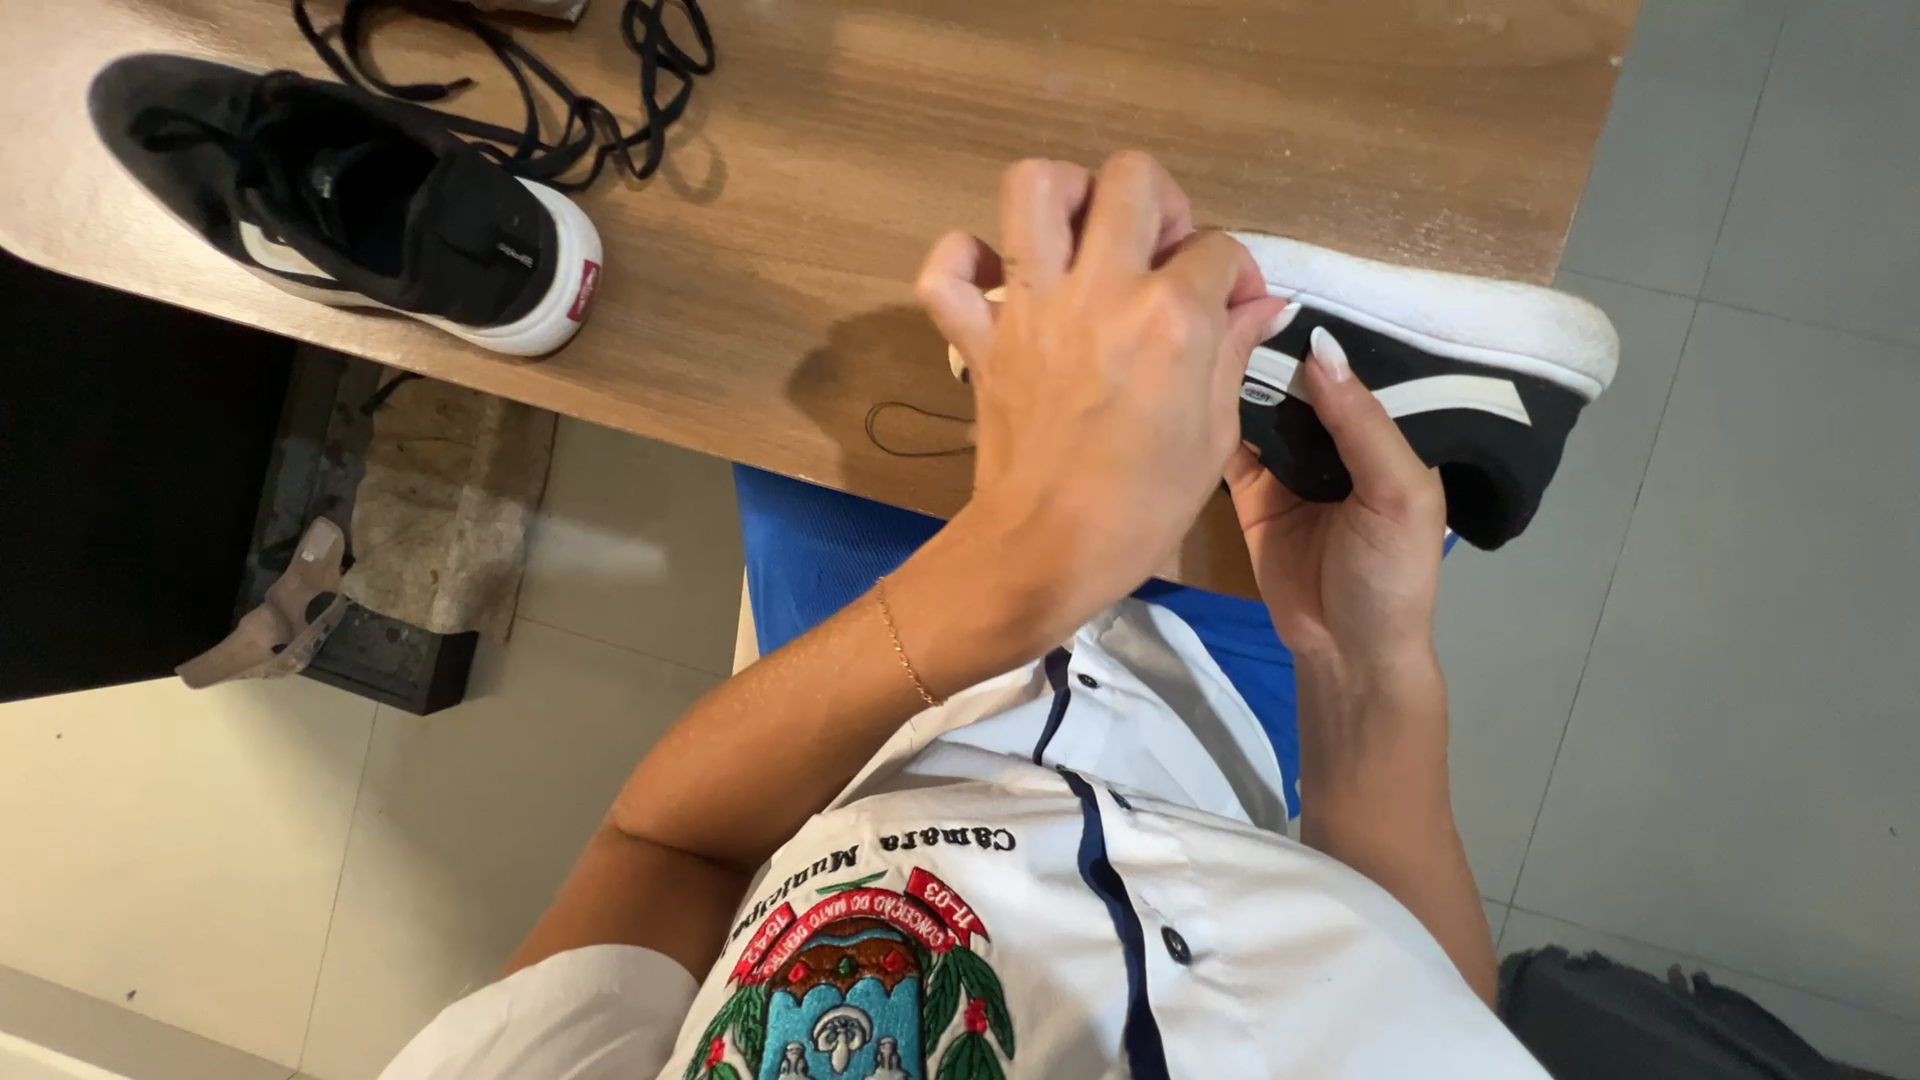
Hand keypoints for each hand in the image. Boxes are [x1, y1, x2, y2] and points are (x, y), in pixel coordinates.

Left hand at [913, 152, 1291, 654]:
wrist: (1044, 551)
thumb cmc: (1140, 510)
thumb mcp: (1213, 438)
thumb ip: (1234, 354)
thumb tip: (1260, 304)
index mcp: (1171, 319)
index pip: (1219, 250)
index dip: (1237, 275)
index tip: (1233, 309)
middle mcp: (1099, 292)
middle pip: (1131, 178)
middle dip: (1162, 203)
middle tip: (1160, 255)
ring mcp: (1029, 310)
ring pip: (1032, 188)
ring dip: (1066, 196)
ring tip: (1084, 239)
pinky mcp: (977, 338)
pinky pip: (944, 272)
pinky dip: (962, 260)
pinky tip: (995, 280)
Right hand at [1224, 325, 1446, 700]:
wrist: (1343, 648)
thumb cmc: (1390, 572)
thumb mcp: (1396, 494)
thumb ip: (1362, 424)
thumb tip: (1321, 348)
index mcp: (1385, 438)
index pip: (1356, 373)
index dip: (1329, 336)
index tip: (1292, 285)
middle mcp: (1337, 445)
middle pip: (1302, 388)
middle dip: (1277, 351)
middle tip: (1233, 299)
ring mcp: (1290, 469)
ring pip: (1263, 413)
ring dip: (1242, 382)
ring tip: (1208, 332)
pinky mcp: (1251, 494)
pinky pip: (1231, 452)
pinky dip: (1216, 426)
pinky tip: (1192, 391)